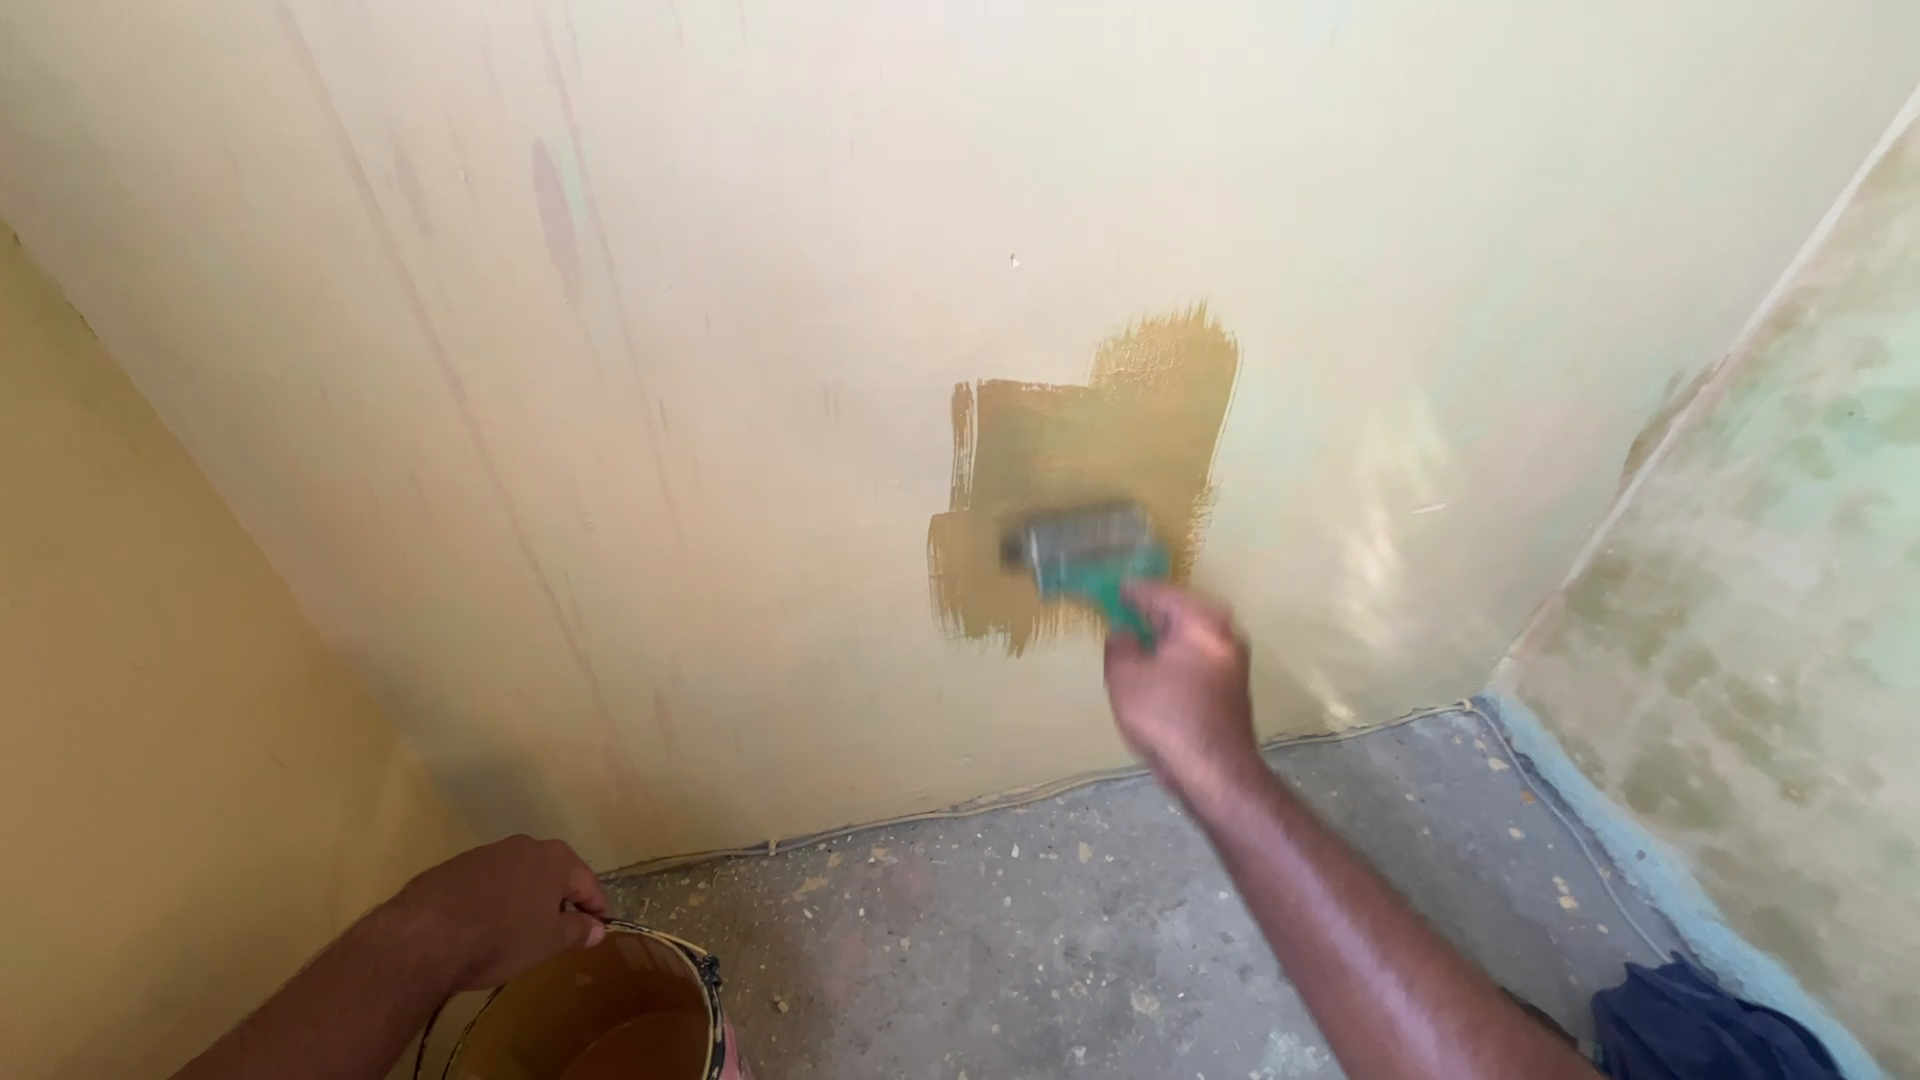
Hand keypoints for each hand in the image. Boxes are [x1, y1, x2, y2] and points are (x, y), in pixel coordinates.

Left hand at [382, 834, 609, 991]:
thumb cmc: (501, 937)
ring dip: (521, 901)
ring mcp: (485, 855)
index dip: (597, 908)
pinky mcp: (451, 869)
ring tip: (514, 933)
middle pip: (551, 875)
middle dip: (557, 901)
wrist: (422, 938)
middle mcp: (524, 846)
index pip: (588, 883)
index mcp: (556, 858)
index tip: (601, 928)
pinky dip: (489, 904)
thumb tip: (598, 928)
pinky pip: (483, 886)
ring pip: (516, 879)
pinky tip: (478, 930)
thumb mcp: (548, 941)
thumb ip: (578, 931)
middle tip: (557, 932)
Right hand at [1103, 582, 1258, 786]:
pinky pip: (1198, 657)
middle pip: (1183, 612)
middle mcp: (1225, 635)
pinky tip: (1156, 667)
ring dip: (1166, 636)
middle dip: (1153, 612)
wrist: (1213, 771)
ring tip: (1136, 639)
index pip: (1161, 593)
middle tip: (1124, 611)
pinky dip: (1177, 655)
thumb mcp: (1125, 676)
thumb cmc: (1166, 716)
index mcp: (1201, 622)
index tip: (1114, 590)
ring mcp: (1233, 662)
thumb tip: (1124, 633)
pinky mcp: (1232, 687)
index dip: (1134, 591)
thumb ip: (1119, 645)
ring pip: (1192, 636)